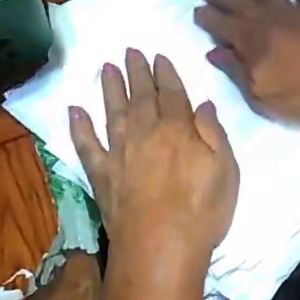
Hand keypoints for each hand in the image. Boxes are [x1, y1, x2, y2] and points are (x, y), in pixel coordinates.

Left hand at [69, 49, 239, 265]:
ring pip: (113, 111)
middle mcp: (145, 133)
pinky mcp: (101, 175)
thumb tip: (203, 102)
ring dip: (109, 88)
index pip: (172, 93)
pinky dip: (79, 127)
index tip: (158, 56)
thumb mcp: (225, 170)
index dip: (165, 73)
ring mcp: (119, 152)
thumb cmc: (201, 212)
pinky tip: (74, 111)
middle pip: (140, 96)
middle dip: (136, 72)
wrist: (159, 248)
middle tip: (130, 51)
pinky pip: (87, 145)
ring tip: (106, 68)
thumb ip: (214, 133)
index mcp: (178, 129)